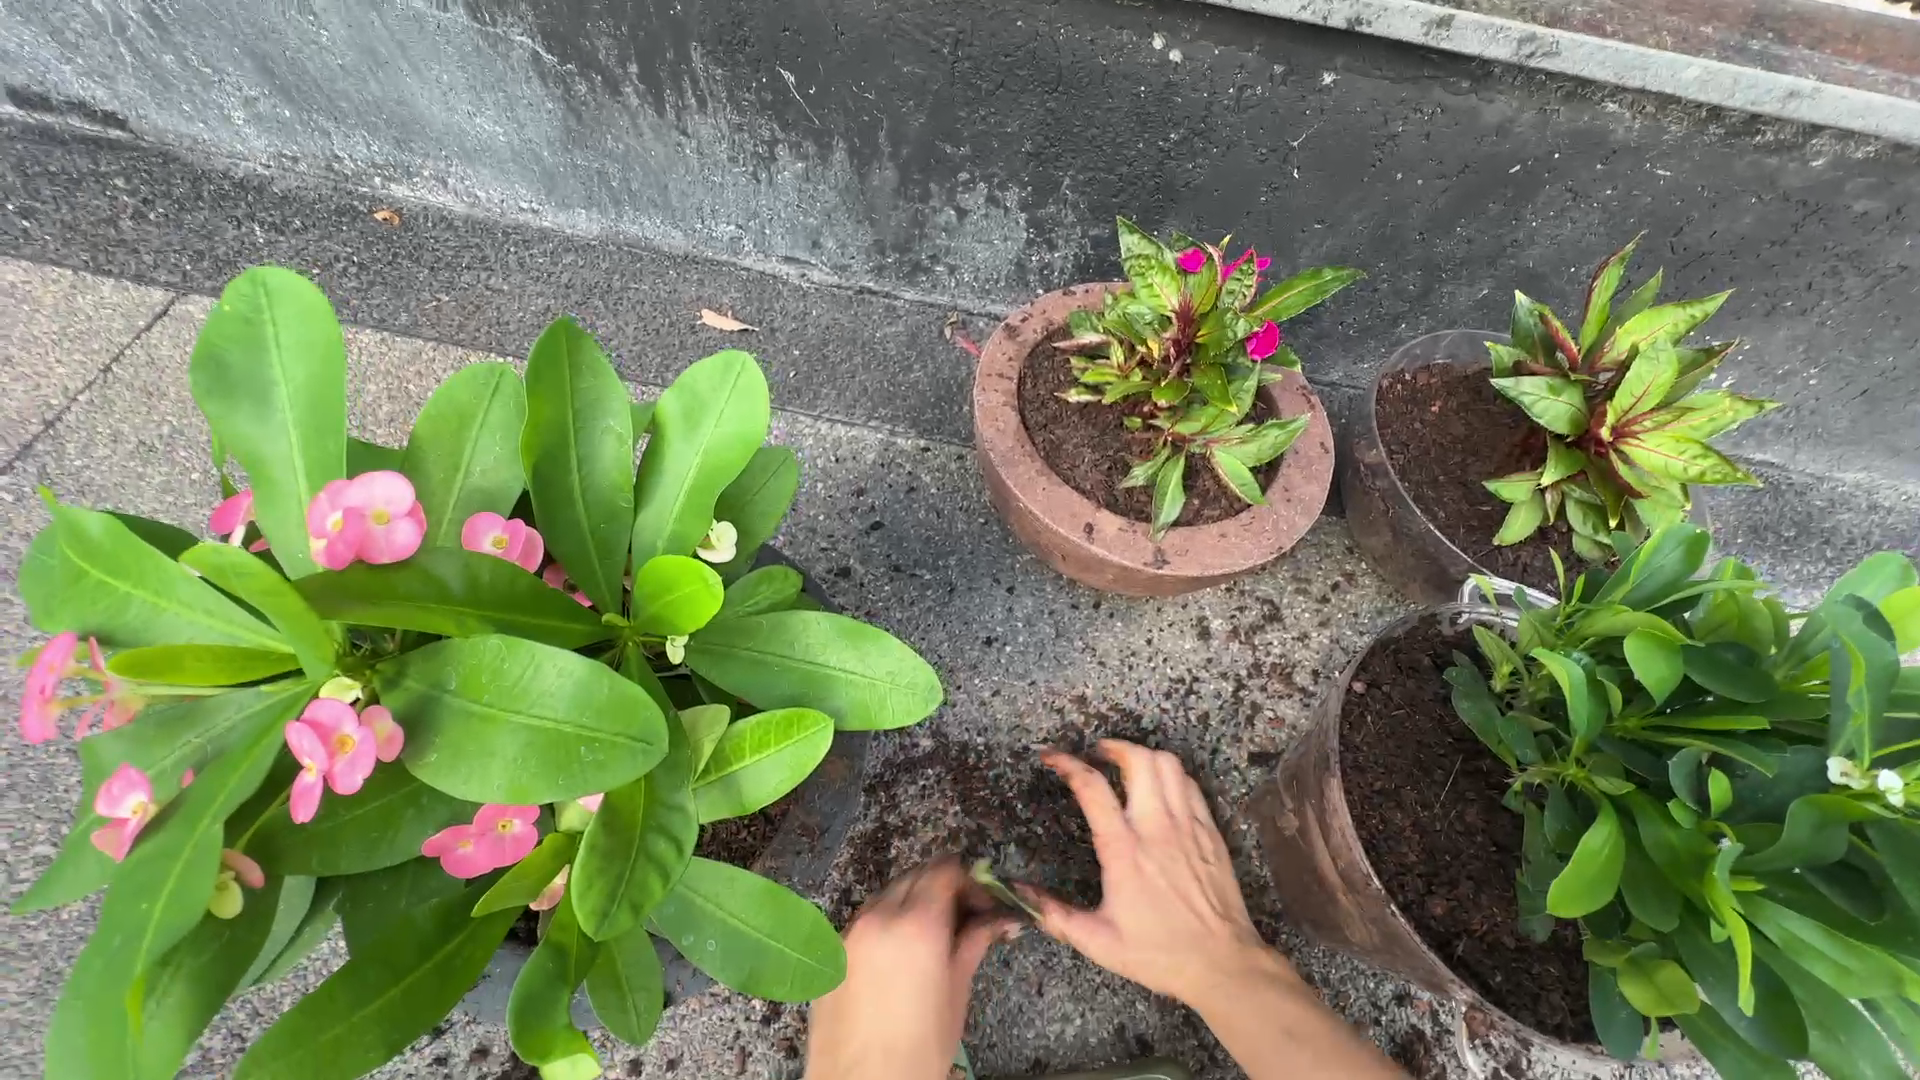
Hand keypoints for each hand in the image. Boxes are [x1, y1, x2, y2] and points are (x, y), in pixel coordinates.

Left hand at [806, 857, 1017, 1079]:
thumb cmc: (920, 1050)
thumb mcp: (957, 994)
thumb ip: (973, 943)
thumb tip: (996, 919)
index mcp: (918, 924)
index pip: (944, 870)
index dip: (966, 879)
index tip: (979, 899)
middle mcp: (880, 916)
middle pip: (915, 876)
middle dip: (939, 887)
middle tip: (959, 915)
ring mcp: (850, 931)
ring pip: (886, 895)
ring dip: (909, 901)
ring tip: (927, 936)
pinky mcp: (831, 951)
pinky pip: (863, 921)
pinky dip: (883, 924)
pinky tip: (895, 956)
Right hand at [1021, 739, 1282, 1008]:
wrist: (1223, 963)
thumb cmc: (1159, 953)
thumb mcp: (1098, 941)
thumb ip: (1054, 915)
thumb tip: (1018, 894)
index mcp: (1124, 850)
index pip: (1092, 787)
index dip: (1067, 763)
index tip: (1051, 756)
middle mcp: (1156, 827)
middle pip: (1137, 760)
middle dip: (1112, 747)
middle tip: (1097, 753)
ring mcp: (1187, 825)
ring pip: (1167, 764)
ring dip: (1143, 754)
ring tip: (1127, 762)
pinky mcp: (1210, 831)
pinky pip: (1190, 784)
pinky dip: (1171, 773)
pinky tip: (1159, 785)